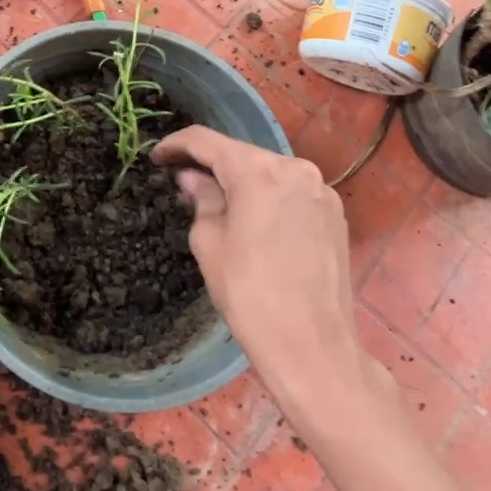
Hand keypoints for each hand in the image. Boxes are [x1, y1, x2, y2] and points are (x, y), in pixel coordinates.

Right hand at [151, 126, 377, 390]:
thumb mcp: (210, 243)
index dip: (176, 145)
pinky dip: (268, 199)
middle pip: (242, 155)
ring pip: (269, 174)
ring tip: (218, 205)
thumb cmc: (250, 295)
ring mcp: (321, 191)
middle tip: (182, 184)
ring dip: (241, 183)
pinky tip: (255, 224)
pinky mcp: (335, 215)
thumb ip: (201, 199)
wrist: (313, 349)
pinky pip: (291, 194)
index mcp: (259, 171)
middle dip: (211, 165)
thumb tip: (193, 178)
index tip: (156, 157)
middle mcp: (295, 169)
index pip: (206, 141)